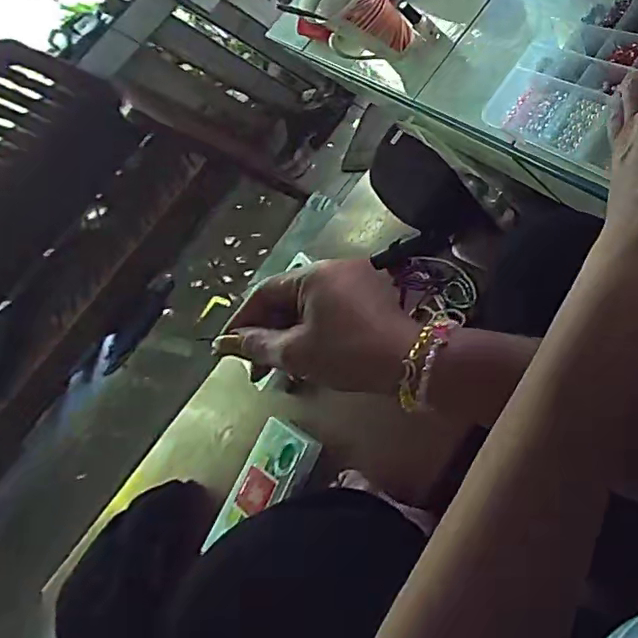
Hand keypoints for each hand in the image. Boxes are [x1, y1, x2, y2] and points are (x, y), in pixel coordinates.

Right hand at [213, 259, 419, 391]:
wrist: (410, 358)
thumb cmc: (349, 351)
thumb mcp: (297, 352)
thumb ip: (258, 344)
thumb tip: (227, 343)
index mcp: (314, 274)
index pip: (265, 292)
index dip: (242, 321)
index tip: (226, 349)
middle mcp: (336, 268)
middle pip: (288, 298)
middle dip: (267, 333)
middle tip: (255, 367)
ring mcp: (358, 280)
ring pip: (311, 306)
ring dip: (291, 335)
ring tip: (280, 369)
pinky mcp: (374, 296)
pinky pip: (333, 309)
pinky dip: (316, 330)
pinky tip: (310, 357)